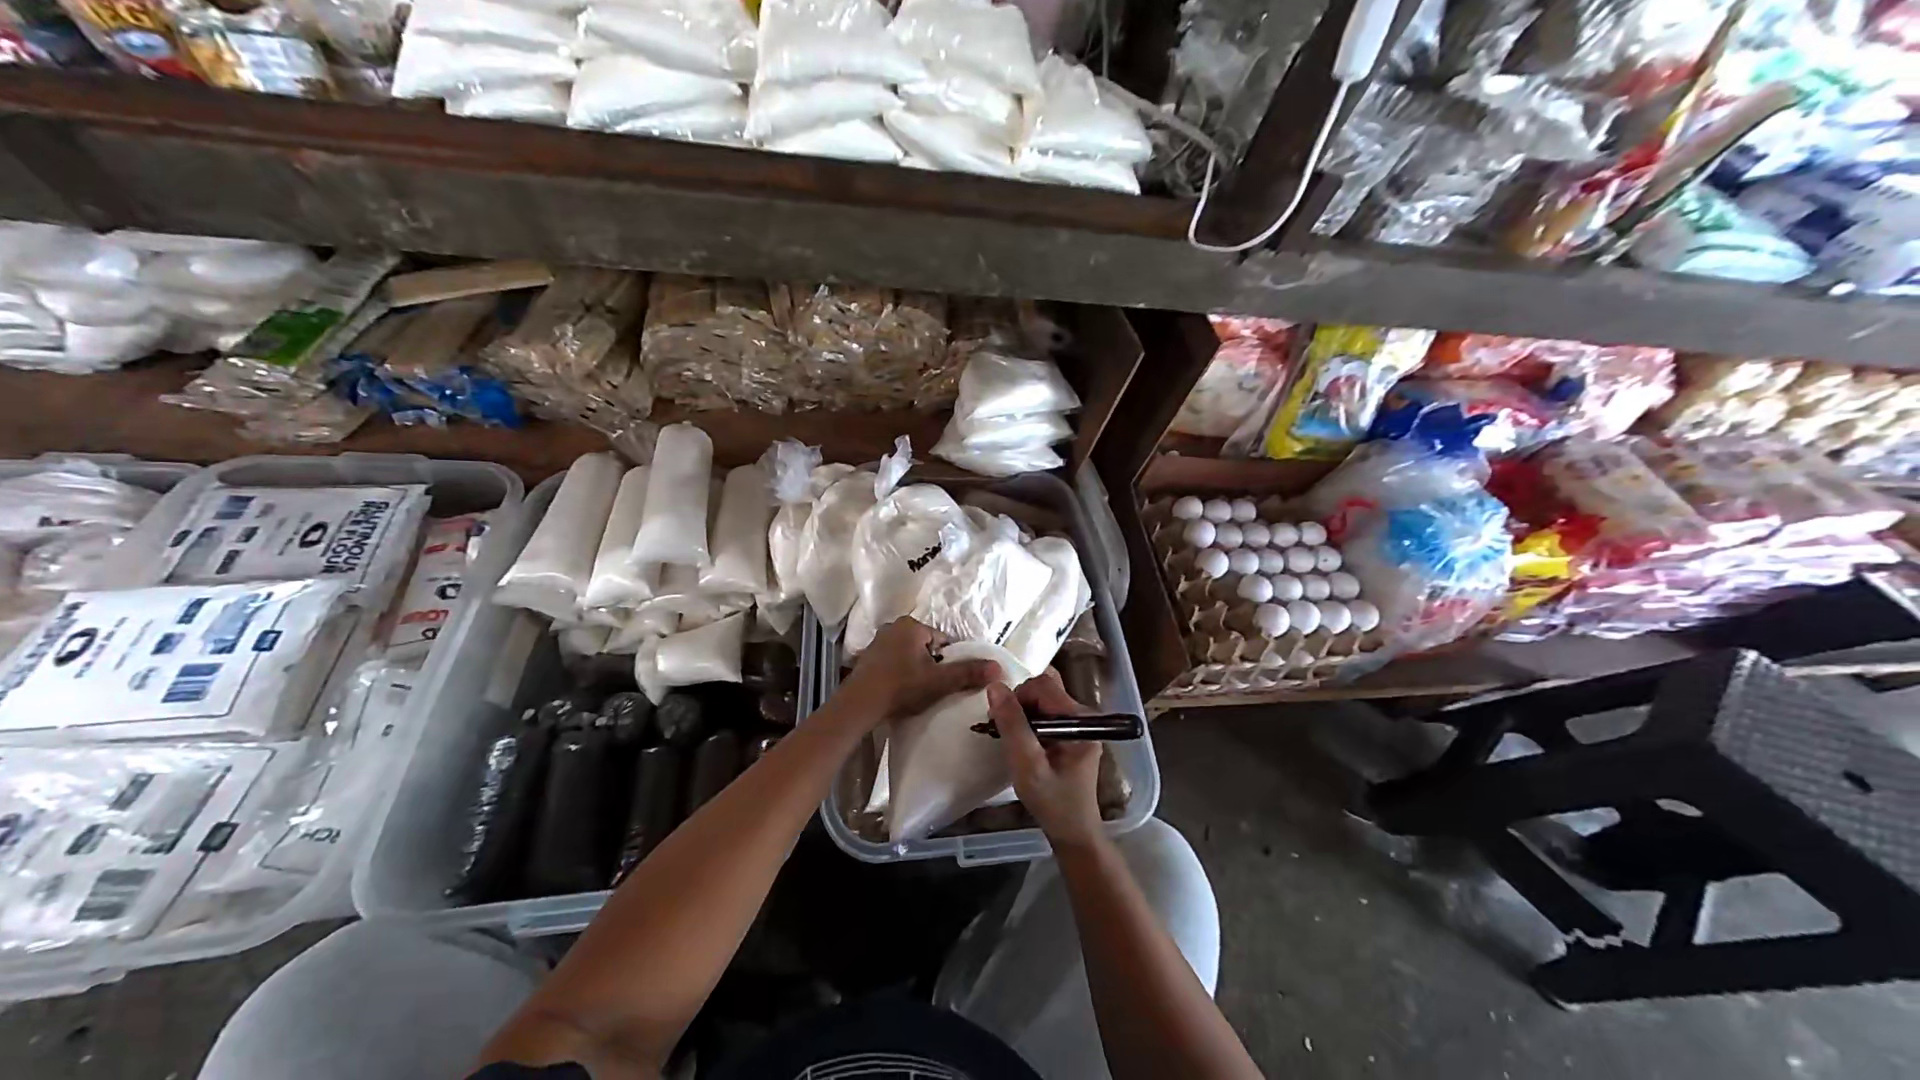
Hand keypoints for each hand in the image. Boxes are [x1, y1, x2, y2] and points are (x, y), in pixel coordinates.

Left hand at [828, 618, 997, 732]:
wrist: (859, 706)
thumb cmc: (901, 687)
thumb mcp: (939, 681)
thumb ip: (968, 673)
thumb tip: (998, 667)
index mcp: (911, 625)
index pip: (943, 641)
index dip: (949, 662)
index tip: (947, 681)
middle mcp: (893, 627)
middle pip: (926, 647)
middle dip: (932, 665)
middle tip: (934, 688)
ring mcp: (877, 642)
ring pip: (909, 656)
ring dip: (916, 670)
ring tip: (917, 693)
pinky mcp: (867, 659)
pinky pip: (893, 663)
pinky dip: (900, 675)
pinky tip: (900, 692)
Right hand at [988, 670, 1104, 850]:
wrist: (1073, 833)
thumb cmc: (1052, 802)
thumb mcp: (1027, 765)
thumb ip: (1013, 725)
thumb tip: (995, 686)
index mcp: (1080, 719)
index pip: (1043, 685)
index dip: (1018, 697)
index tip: (1002, 721)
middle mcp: (1082, 716)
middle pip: (1043, 689)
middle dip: (1019, 704)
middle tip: (1004, 732)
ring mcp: (1077, 725)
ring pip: (1042, 700)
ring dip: (1022, 714)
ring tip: (1011, 739)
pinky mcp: (1070, 734)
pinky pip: (1045, 714)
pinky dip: (1028, 722)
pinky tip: (1021, 744)